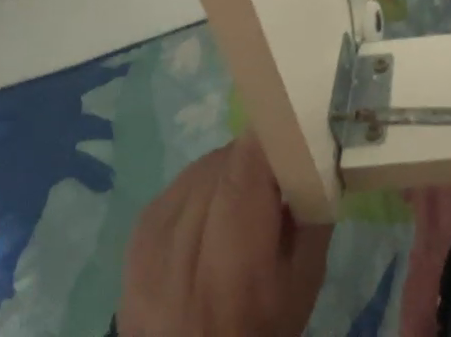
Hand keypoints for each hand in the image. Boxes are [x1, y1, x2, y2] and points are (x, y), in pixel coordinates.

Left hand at [116, 135, 330, 336]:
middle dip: (255, 157)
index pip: (247, 164)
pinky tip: (213, 212)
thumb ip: (313, 213)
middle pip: (225, 161)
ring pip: (202, 167)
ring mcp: (152, 235)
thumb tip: (315, 156)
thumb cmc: (259, 329)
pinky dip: (202, 187)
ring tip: (244, 199)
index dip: (271, 137)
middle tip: (276, 172)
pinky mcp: (135, 235)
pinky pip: (179, 184)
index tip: (294, 133)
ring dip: (228, 170)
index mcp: (235, 256)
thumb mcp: (304, 280)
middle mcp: (185, 238)